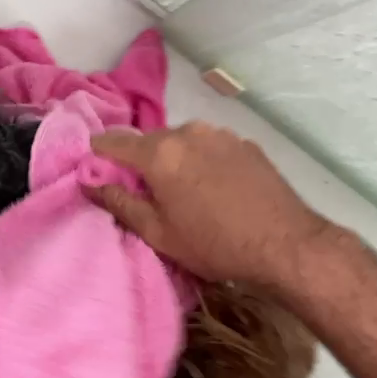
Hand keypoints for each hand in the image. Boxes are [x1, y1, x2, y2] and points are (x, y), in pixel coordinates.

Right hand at [87, 122, 332, 291]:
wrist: (286, 245)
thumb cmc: (214, 245)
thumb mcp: (158, 233)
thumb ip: (119, 204)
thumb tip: (90, 184)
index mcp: (159, 153)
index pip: (111, 142)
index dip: (97, 156)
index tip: (94, 174)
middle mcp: (188, 132)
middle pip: (148, 141)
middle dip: (140, 163)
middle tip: (144, 195)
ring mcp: (220, 134)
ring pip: (181, 142)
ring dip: (174, 161)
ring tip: (183, 194)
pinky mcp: (245, 143)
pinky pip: (209, 147)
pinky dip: (201, 162)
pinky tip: (214, 189)